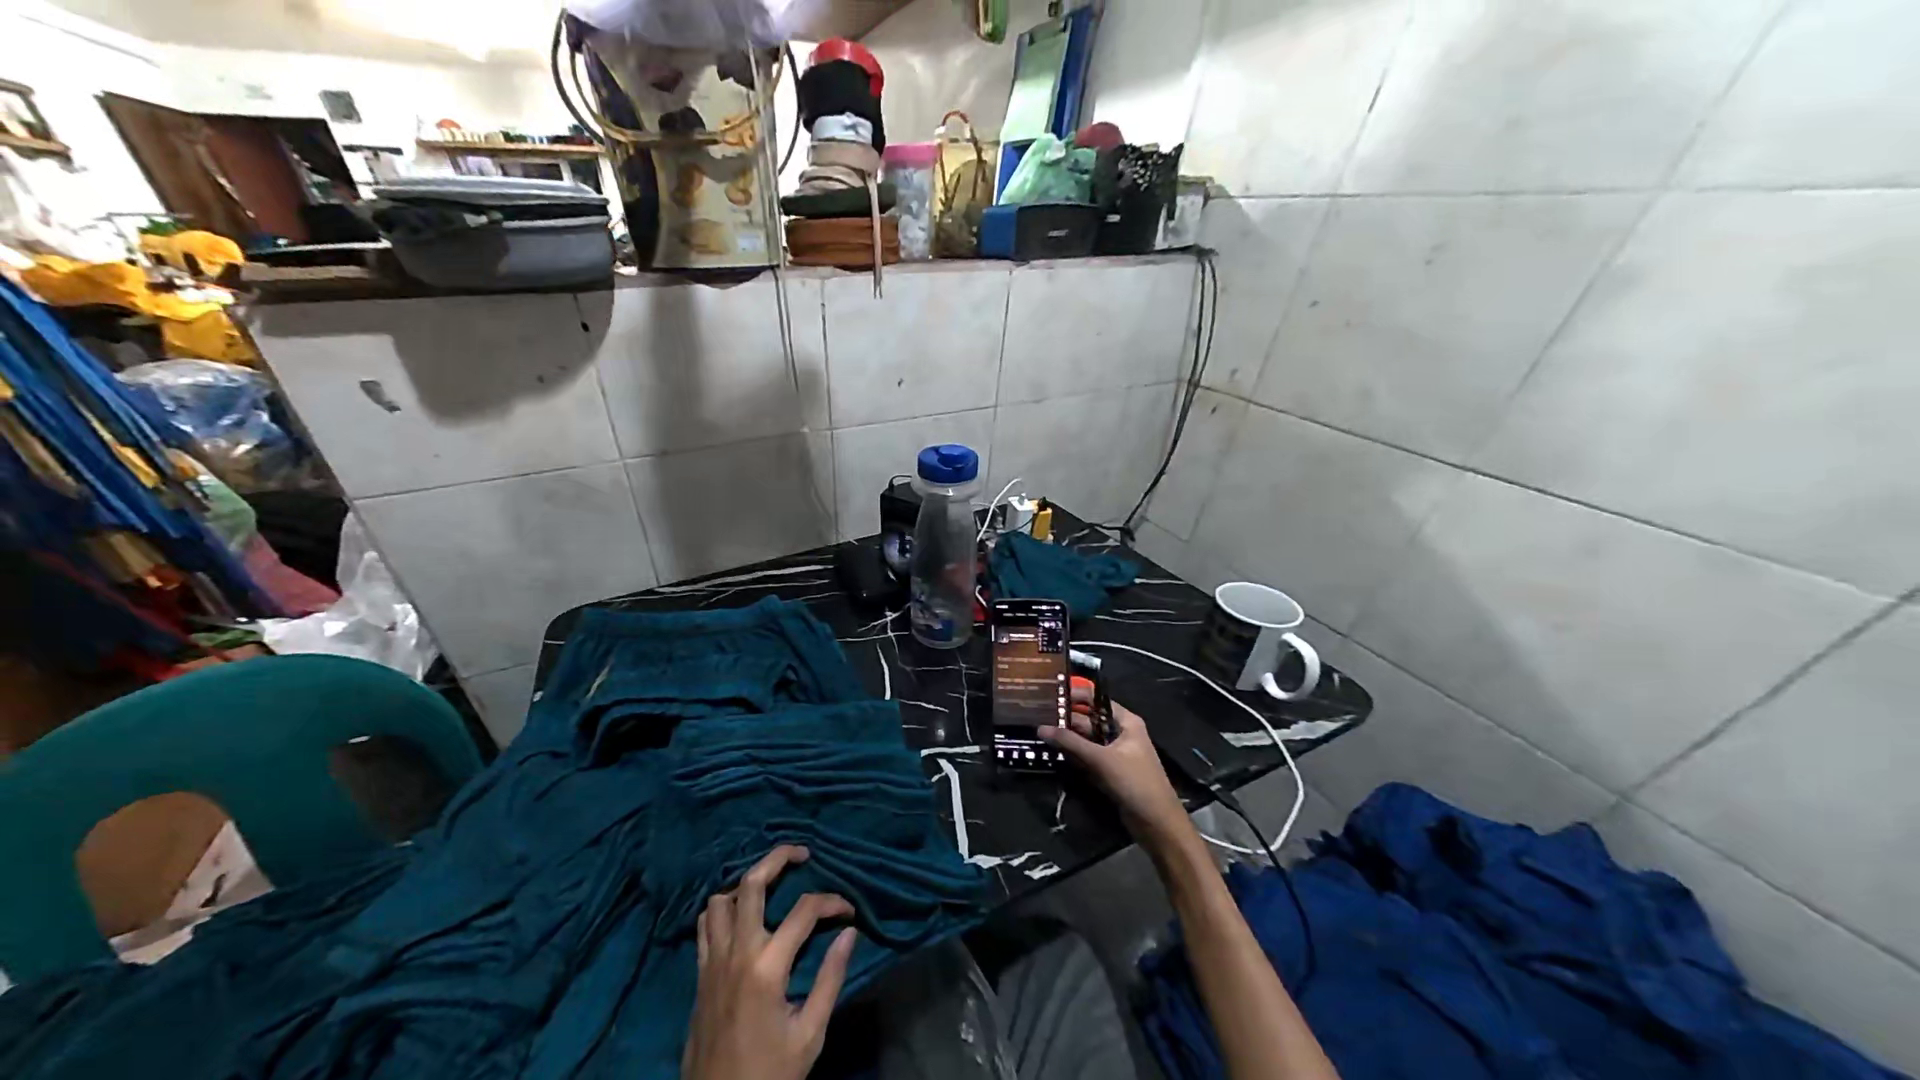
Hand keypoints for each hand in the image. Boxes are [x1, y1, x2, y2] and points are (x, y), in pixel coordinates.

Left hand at [682, 845, 859, 1079]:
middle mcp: (736, 953)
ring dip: (745, 883)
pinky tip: (741, 915)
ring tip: (771, 885)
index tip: (849, 910)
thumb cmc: (769, 1075)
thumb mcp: (810, 1034)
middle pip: (752, 883)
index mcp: (767, 967)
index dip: (832, 902)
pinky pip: (704, 925)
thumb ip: (830, 978)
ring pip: (720, 899)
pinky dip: (722, 909)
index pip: (804, 911)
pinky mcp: (699, 974)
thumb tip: (849, 933)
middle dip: (779, 858)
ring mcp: (712, 961)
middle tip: (802, 853)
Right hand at [1041, 687, 1196, 856]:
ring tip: (1041, 732)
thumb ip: (1071, 742)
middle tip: (1038, 716)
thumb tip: (1041, 727)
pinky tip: (1056, 753)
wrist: (1156, 822)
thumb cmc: (1134, 782)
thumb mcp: (1101, 759)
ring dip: (1069, 739)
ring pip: (1088, 740)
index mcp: (1126, 722)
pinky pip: (1089, 757)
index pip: (1097, 701)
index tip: (1051, 694)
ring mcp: (1116, 753)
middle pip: (1090, 720)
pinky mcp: (1111, 771)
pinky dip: (1076, 755)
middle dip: (1068, 720)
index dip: (1076, 696)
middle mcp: (1121, 733)